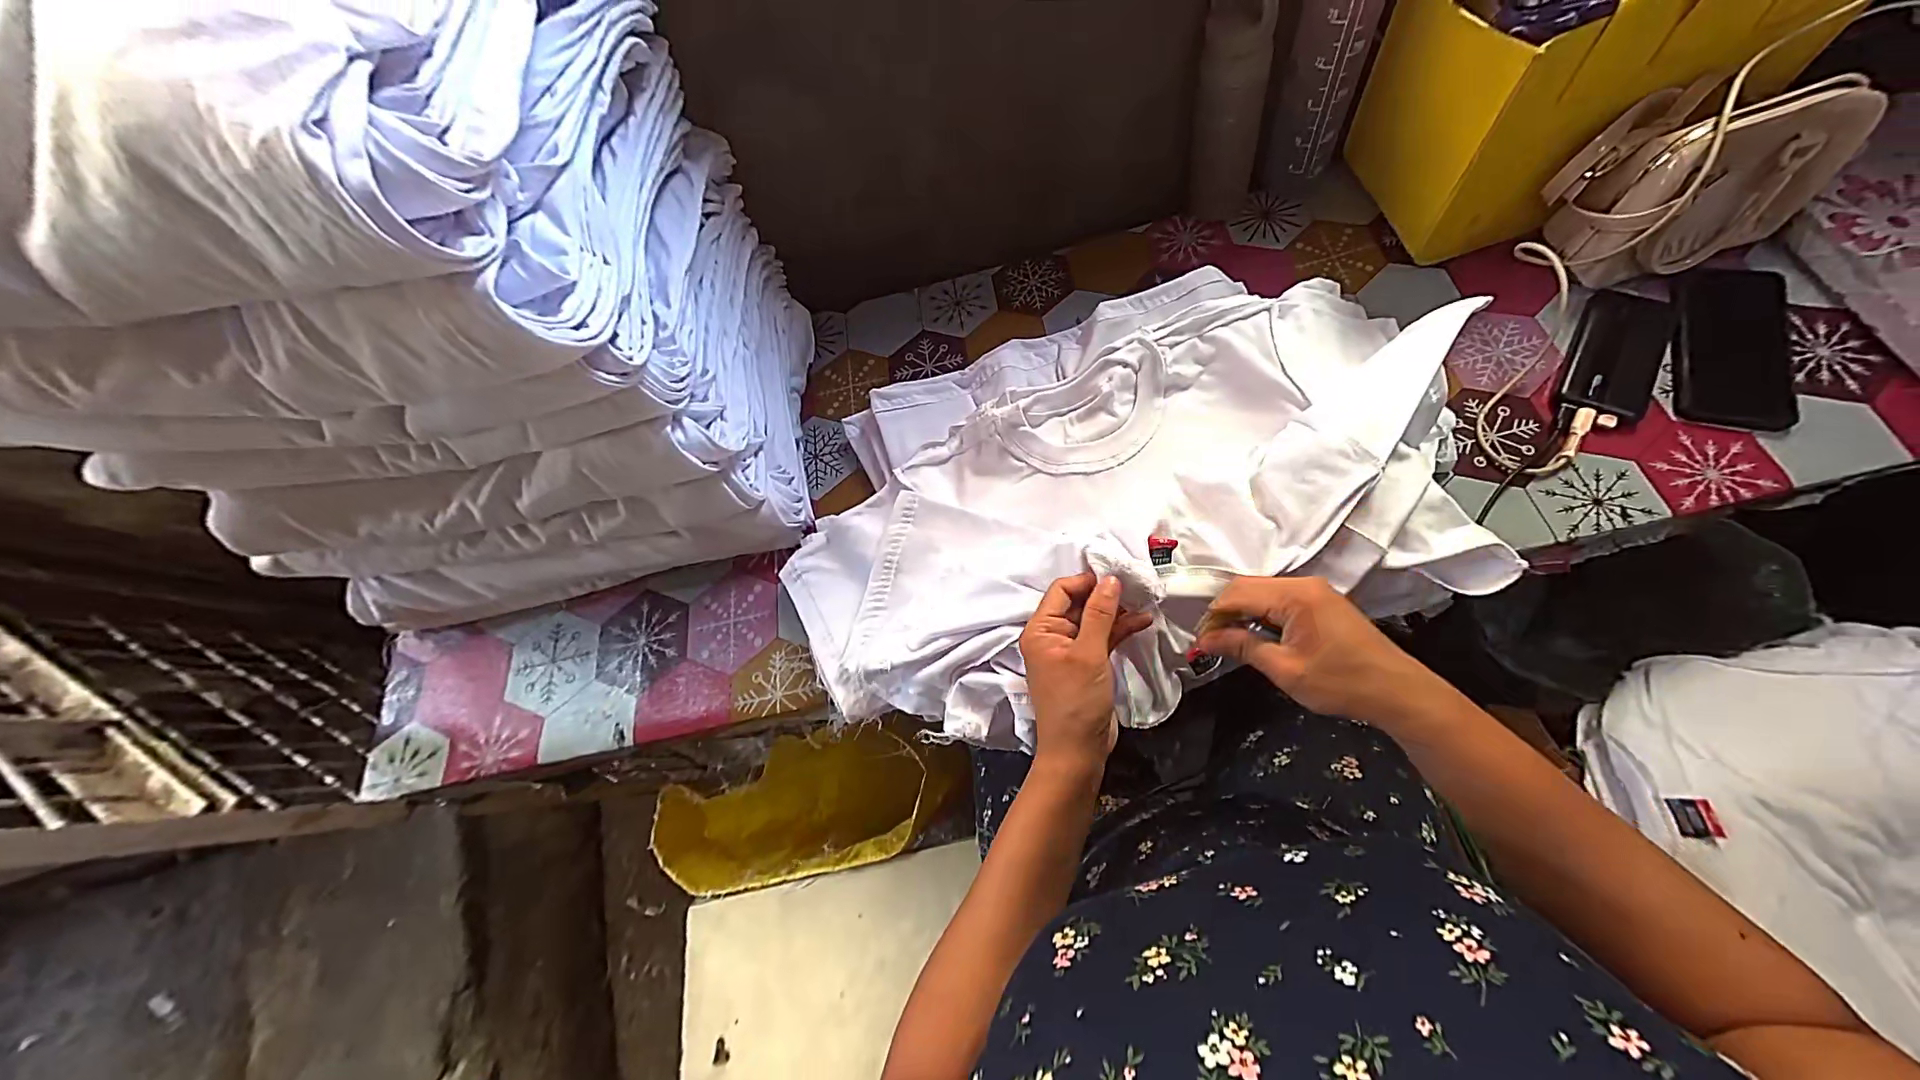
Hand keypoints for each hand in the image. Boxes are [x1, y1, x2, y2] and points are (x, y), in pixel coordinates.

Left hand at [1018, 573, 1153, 773]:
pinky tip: (1142, 621)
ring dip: (1117, 612)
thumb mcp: (1088, 654)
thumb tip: (1110, 579)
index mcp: (1040, 630)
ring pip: (1094, 620)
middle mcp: (1051, 636)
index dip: (1088, 581)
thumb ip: (1100, 614)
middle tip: (1138, 586)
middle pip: (1079, 603)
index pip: (1062, 590)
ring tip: (1145, 601)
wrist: (1077, 750)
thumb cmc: (1076, 701)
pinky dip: (1120, 629)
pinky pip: (1102, 638)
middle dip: (1106, 595)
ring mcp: (1070, 651)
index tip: (1118, 575)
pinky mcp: (1087, 664)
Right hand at [1194, 576, 1453, 730]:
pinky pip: (1278, 599)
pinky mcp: (1321, 602)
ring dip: (1241, 612)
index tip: (1200, 640)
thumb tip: (1206, 639)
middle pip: (1247, 587)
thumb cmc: (1342, 683)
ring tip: (1227, 640)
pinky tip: (1253, 634)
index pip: (1237, 594)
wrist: (1399, 692)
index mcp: (1296, 596)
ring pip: (1261, 592)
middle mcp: (1305, 584)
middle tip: (1210, 641)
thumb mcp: (1285, 669)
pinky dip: (1260, 614)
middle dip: (1224, 612)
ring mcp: (1315, 591)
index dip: (1213, 616)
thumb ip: (1243, 647)